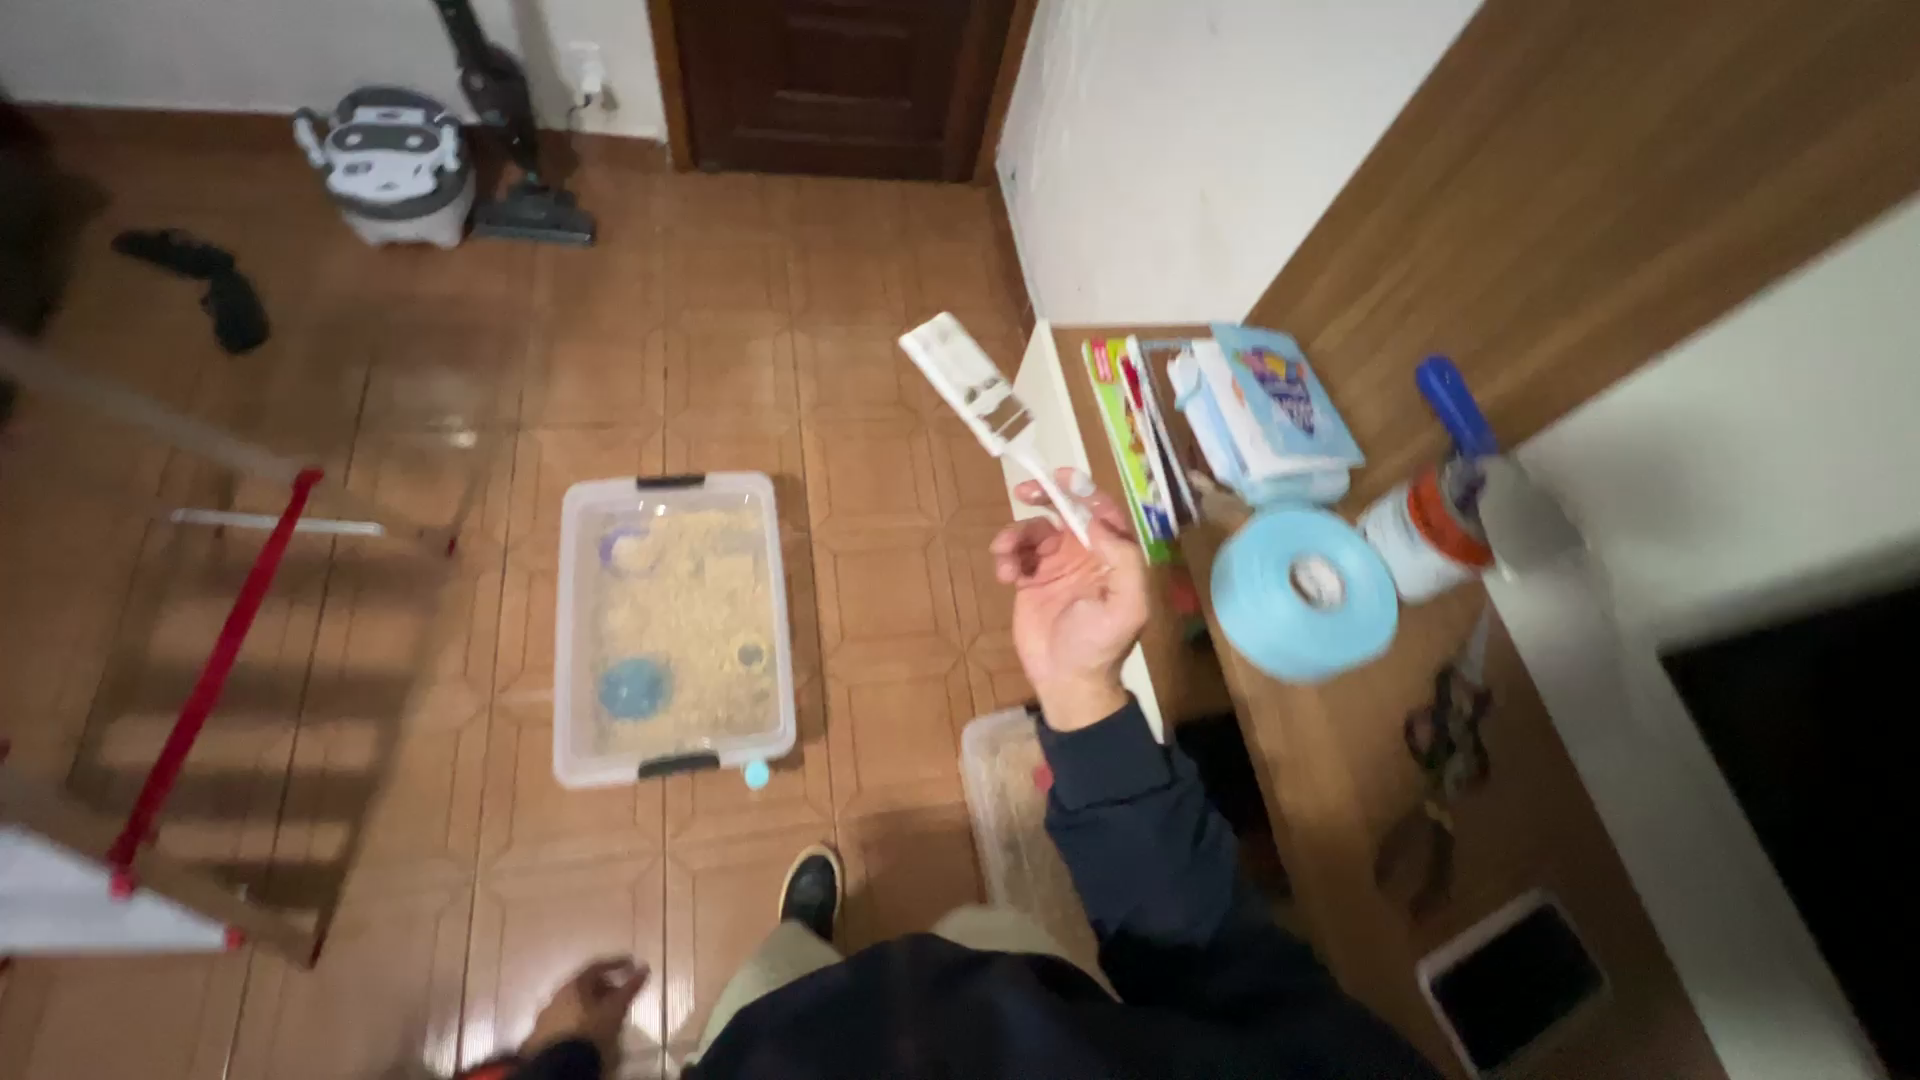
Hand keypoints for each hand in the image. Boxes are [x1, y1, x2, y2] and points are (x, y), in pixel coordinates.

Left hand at [523, 957, 647, 1068]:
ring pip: (571, 1006)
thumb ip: (630, 987)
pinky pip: (562, 1023)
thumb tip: (644, 968)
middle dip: (603, 988)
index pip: (596, 967)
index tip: (631, 966)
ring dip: (589, 1007)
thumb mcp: (616, 1009)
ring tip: (604, 1016)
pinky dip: (576, 1022)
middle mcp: (555, 998)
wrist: (559, 1069)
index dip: (616, 964)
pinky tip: (586, 1034)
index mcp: (573, 986)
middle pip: (583, 986)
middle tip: (618, 995)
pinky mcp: (538, 1040)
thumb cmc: (591, 1032)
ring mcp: (544, 1019)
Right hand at [990, 469, 1147, 731]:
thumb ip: (1123, 558)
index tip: (1061, 479)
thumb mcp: (1128, 604)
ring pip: (1034, 530)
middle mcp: (1085, 553)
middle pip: (1064, 511)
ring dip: (1016, 534)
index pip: (1101, 511)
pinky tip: (1006, 575)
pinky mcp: (1030, 581)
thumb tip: (1096, 520)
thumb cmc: (1101, 643)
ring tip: (1005, 556)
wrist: (1068, 681)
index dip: (1083, 490)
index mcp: (1112, 555)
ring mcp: (1055, 566)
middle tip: (1024, 491)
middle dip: (1044, 496)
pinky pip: (1016, 554)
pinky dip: (1007, 557)